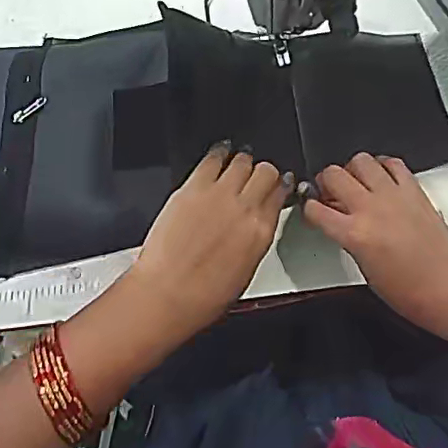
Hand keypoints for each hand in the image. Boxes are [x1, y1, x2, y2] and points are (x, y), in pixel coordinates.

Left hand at [121, 144, 291, 339]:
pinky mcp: (192, 187)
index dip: (278, 187)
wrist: (167, 293)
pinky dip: (217, 153)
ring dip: (242, 162)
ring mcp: (218, 194)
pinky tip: (217, 154)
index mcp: (261, 231)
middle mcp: (244, 208)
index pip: (280, 194)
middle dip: (263, 172)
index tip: (276, 185)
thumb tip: (253, 225)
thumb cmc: (202, 294)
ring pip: (242, 160)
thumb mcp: (245, 270)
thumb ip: (254, 238)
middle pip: (265, 171)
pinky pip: (211, 158)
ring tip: (236, 165)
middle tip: (255, 176)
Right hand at [303, 154, 447, 341]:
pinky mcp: (416, 192)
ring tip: (355, 182)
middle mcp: (373, 209)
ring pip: (360, 160)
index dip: (309, 208)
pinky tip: (382, 180)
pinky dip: (383, 166)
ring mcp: (395, 196)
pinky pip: (393, 164)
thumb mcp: (365, 270)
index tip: (312, 209)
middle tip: (329, 192)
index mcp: (355, 234)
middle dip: (325, 182)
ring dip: (352, 169)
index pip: (315, 209)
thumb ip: (347, 239)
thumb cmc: (414, 293)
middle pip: (332, 174)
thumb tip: (337, 222)